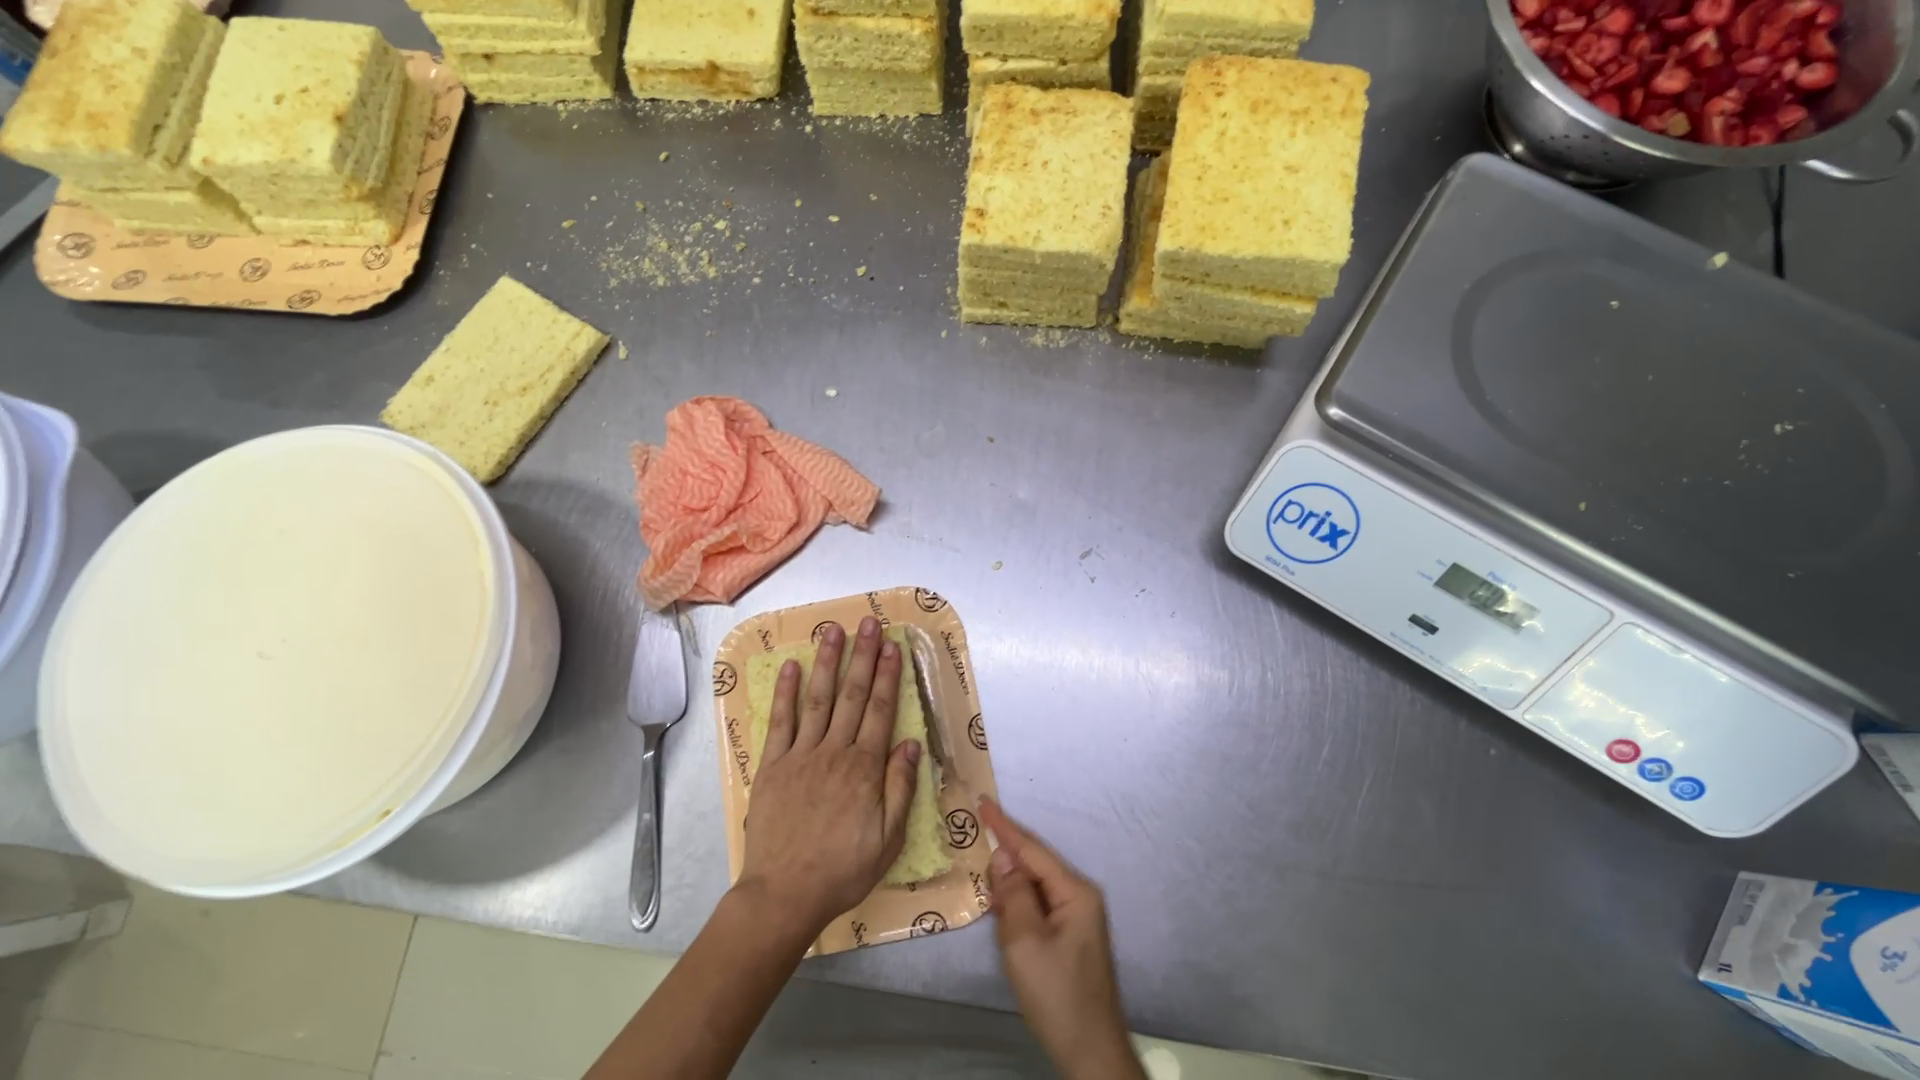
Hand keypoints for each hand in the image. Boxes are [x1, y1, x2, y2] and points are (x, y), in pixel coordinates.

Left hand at [736, 617, 921, 936]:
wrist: (785, 892)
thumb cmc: (842, 870)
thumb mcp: (888, 839)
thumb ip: (899, 788)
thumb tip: (910, 744)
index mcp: (865, 769)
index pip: (880, 711)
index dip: (888, 677)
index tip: (893, 647)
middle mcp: (834, 753)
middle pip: (852, 696)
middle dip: (862, 657)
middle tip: (869, 623)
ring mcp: (800, 756)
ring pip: (817, 700)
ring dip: (827, 663)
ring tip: (833, 631)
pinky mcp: (772, 766)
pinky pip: (780, 722)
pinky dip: (785, 692)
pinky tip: (790, 667)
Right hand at [980, 798, 1145, 1079]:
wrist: (1089, 1048)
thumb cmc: (1056, 993)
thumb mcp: (1025, 941)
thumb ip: (1013, 894)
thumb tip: (1003, 856)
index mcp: (1075, 892)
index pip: (1032, 850)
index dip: (1004, 826)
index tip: (981, 800)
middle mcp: (1080, 897)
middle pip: (1036, 864)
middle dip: (1005, 848)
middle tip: (973, 826)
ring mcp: (1077, 918)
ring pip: (1035, 885)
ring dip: (1009, 876)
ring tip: (980, 859)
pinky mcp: (1069, 937)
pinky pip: (1038, 904)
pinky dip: (1016, 900)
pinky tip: (999, 900)